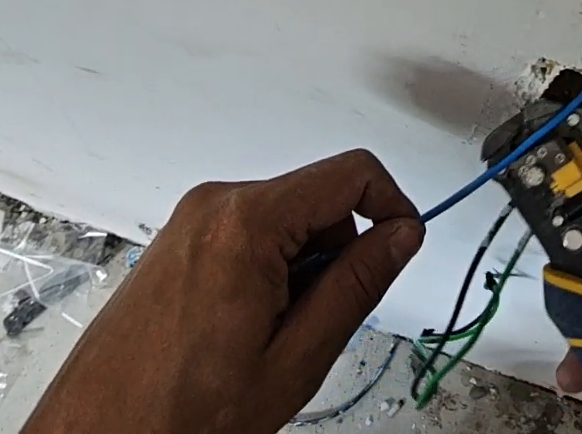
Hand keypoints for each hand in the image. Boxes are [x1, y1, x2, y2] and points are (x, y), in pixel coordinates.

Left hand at [24, 149, 423, 433]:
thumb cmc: (178, 417)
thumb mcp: (294, 358)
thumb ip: (358, 285)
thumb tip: (402, 235)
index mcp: (249, 222)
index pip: (352, 172)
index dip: (392, 204)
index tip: (401, 244)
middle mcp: (218, 202)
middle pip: (320, 195)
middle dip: (340, 249)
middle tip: (321, 317)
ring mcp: (195, 216)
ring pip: (290, 214)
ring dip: (304, 263)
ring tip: (276, 330)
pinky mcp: (183, 234)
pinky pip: (255, 227)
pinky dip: (273, 263)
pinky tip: (251, 320)